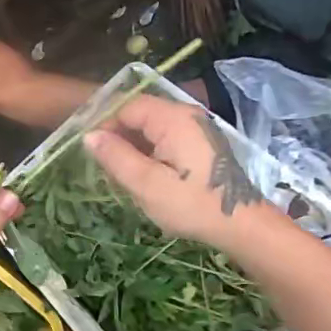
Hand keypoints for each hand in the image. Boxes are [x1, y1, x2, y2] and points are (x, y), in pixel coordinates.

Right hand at [83, 96, 281, 252]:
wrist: (240, 224)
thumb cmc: (191, 205)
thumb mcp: (146, 184)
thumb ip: (116, 157)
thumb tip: (89, 136)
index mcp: (173, 118)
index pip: (128, 106)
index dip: (105, 125)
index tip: (91, 151)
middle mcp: (187, 116)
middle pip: (142, 115)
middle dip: (120, 138)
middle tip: (106, 169)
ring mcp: (197, 130)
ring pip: (154, 129)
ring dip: (136, 149)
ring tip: (124, 177)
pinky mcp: (202, 146)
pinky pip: (169, 140)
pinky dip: (153, 155)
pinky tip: (146, 179)